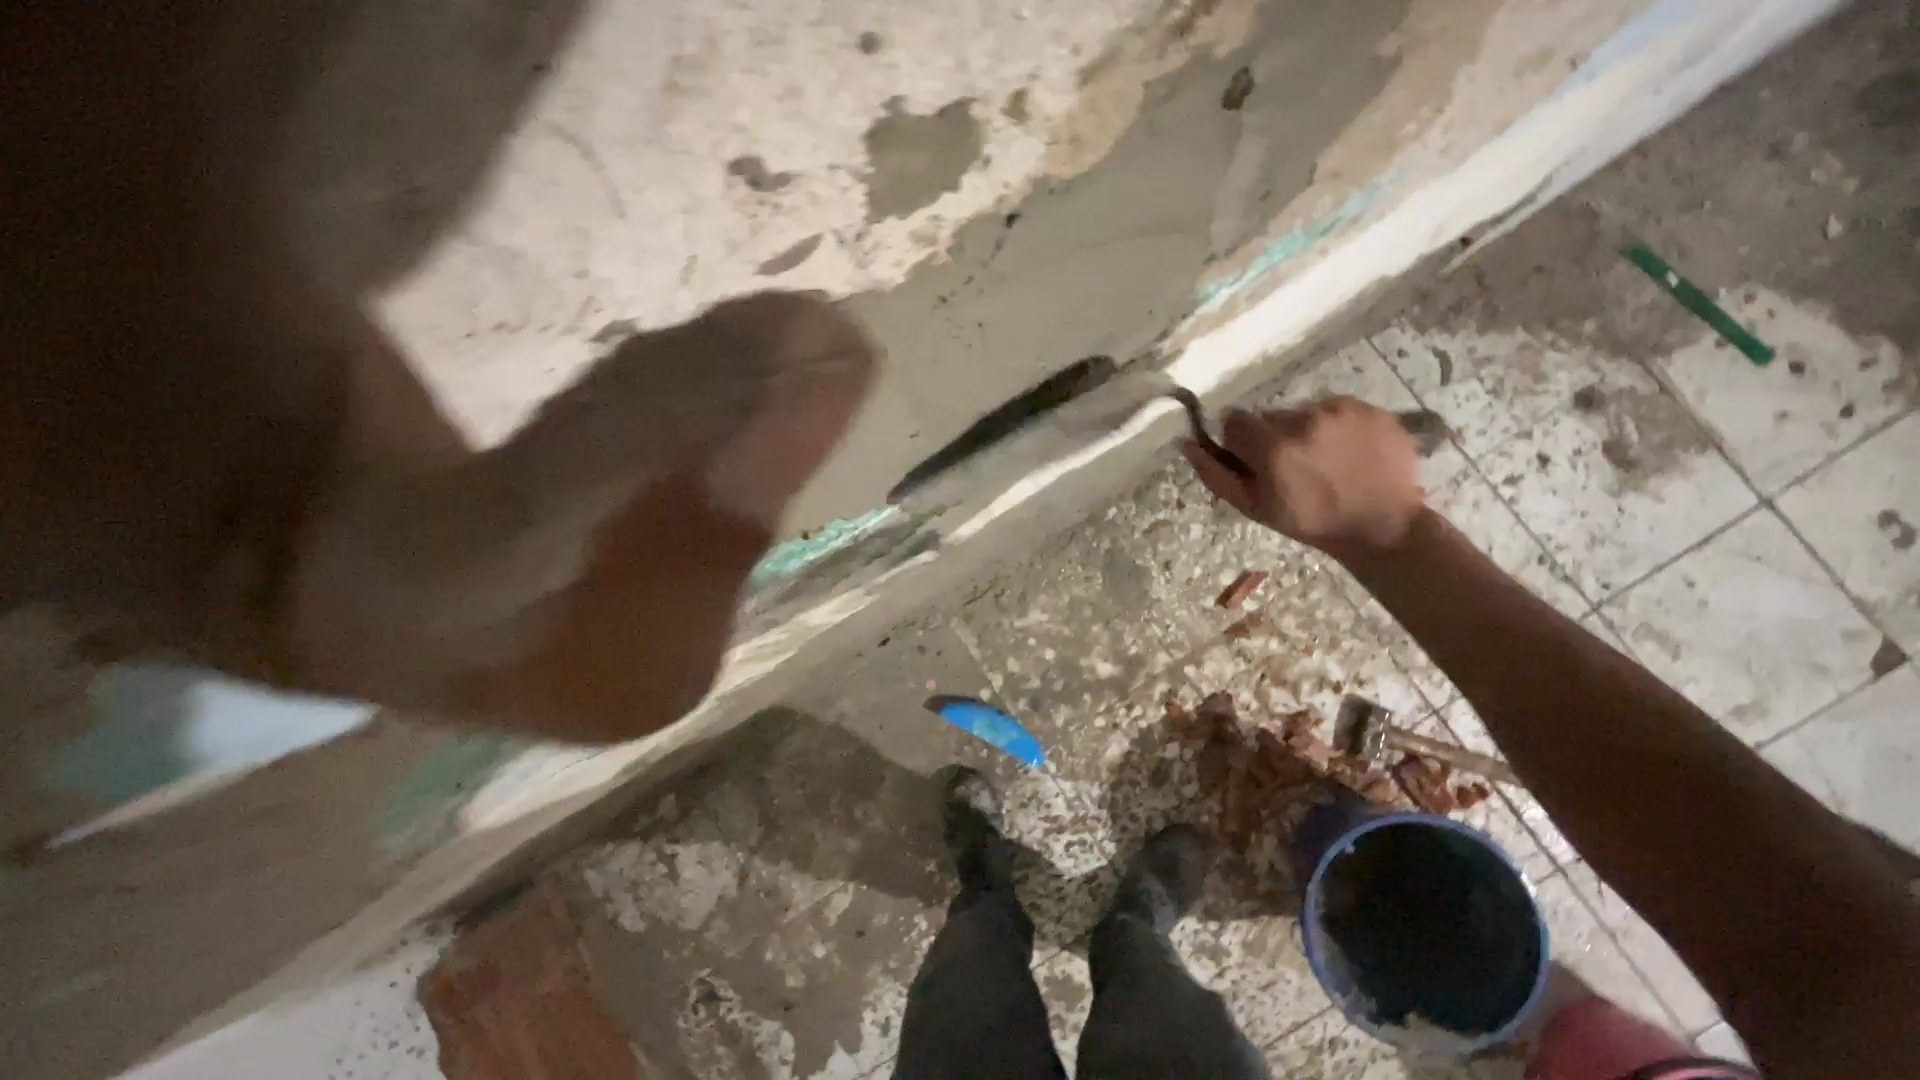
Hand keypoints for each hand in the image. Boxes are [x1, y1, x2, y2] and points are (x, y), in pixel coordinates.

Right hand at [1181, 397, 1424, 550]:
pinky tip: (1349, 452)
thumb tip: (1186, 443)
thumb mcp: (1255, 508)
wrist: (1382, 525)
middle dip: (1275, 436)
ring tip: (1327, 461)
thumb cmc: (1312, 522)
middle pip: (1271, 416)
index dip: (1242, 442)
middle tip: (1295, 467)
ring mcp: (1340, 411)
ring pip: (1305, 411)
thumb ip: (1216, 475)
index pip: (1235, 420)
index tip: (1256, 461)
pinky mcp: (1368, 408)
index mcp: (1273, 447)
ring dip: (1307, 431)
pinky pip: (1337, 409)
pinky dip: (1338, 427)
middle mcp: (1304, 420)